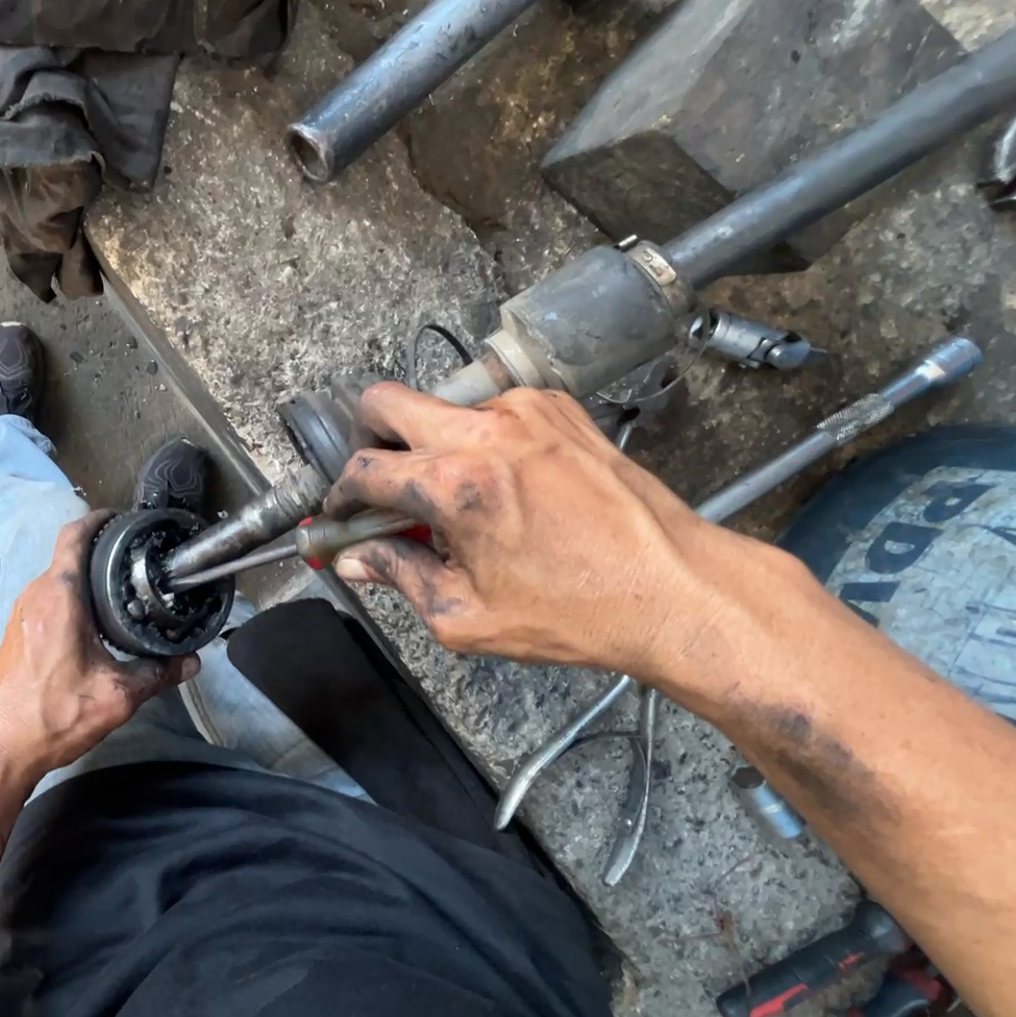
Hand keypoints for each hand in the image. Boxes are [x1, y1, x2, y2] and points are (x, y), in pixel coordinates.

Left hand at [0, 511, 198, 779]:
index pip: (74, 536)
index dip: (98, 519)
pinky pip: (48, 597)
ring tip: (122, 587)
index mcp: (58, 597)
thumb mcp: (117, 696)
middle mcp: (35, 595)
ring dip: (86, 576)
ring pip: (57, 577)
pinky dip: (72, 595)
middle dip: (101, 551)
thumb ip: (158, 674)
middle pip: (68, 555)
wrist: (1, 747)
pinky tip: (96, 618)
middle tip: (136, 558)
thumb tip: (191, 662)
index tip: (122, 519)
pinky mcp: (17, 630)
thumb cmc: (53, 716)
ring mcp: (21, 612)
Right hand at [325, 383, 743, 676]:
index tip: (340, 514)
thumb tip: (355, 559)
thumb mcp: (465, 615)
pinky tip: (496, 482)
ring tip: (450, 496)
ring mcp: (525, 411)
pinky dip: (475, 439)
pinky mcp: (558, 409)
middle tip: (376, 483)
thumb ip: (398, 575)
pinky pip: (488, 410)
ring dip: (424, 443)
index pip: (362, 469)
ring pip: (438, 406)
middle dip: (363, 441)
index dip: (338, 496)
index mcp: (455, 484)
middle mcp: (485, 432)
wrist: (677, 589)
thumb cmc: (577, 611)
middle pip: (382, 402)